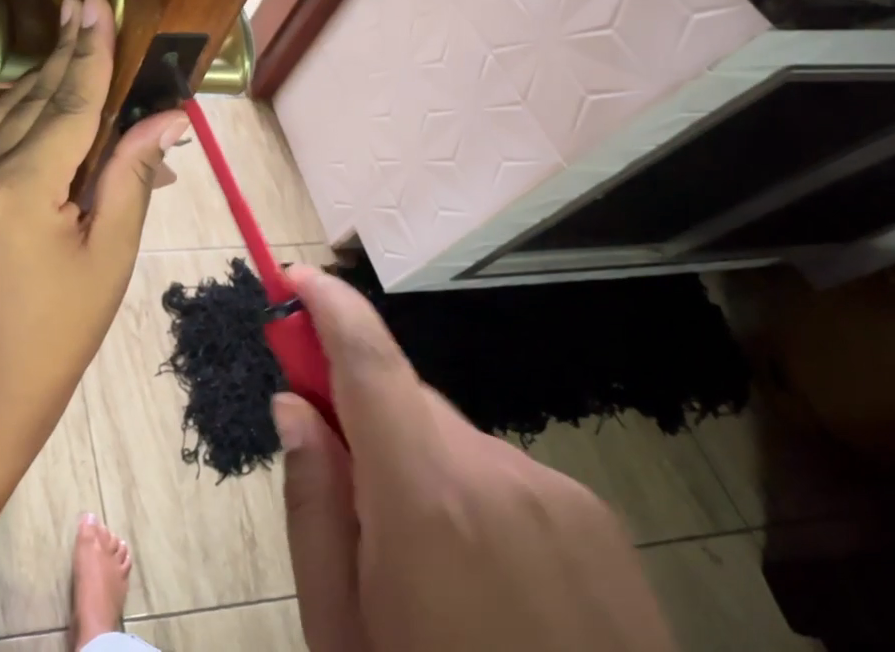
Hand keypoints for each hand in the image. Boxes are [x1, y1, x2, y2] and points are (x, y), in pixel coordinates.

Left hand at [0, 0, 188, 403]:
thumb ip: (130, 174)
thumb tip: (165, 116)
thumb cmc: (65, 321)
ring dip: (36, 70)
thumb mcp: (111, 251)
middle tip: (85, 2)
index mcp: (26, 188)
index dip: (91, 55)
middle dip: (66, 51)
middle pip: (36, 99)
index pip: (70, 106)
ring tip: (63, 28)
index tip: (98, 7)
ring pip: (3, 110)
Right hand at [273, 266, 677, 651]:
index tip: (294, 277)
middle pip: (408, 404)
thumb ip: (313, 502)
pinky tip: (482, 580)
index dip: (328, 307)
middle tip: (332, 468)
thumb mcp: (339, 621)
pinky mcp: (601, 526)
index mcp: (425, 498)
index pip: (368, 364)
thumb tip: (295, 408)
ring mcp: (560, 498)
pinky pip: (507, 479)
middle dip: (361, 415)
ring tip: (420, 565)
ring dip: (417, 467)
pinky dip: (471, 497)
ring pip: (455, 443)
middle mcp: (499, 475)